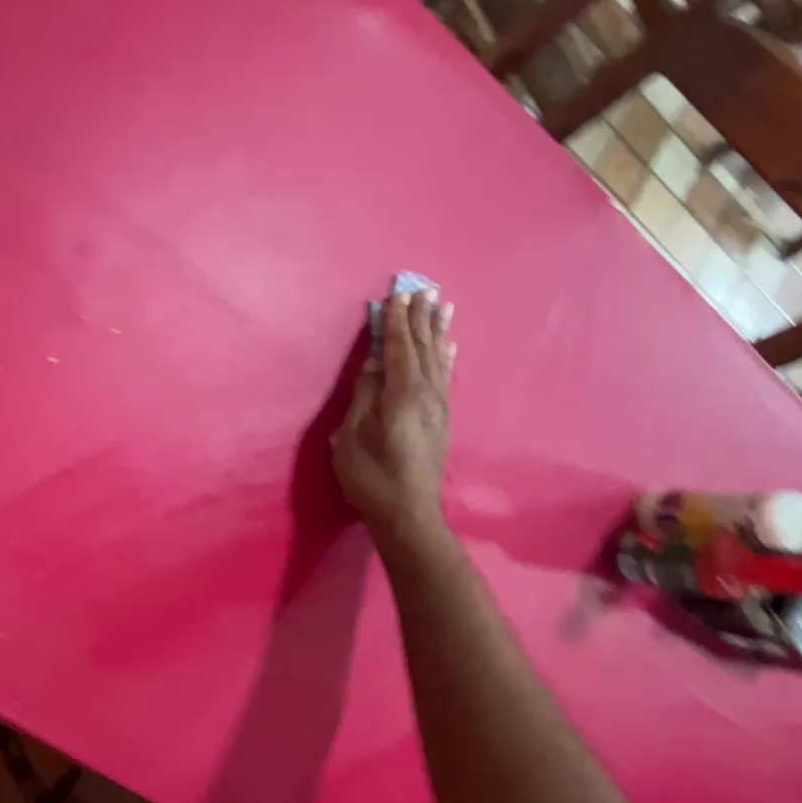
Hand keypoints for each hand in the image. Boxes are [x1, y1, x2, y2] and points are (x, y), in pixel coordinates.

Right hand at [332, 281, 454, 539]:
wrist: (407, 513)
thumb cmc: (371, 476)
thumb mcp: (352, 437)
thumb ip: (363, 397)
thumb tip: (374, 366)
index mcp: (402, 396)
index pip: (398, 350)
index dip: (396, 323)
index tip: (396, 296)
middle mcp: (427, 395)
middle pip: (423, 349)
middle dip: (420, 318)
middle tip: (423, 289)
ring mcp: (438, 407)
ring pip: (439, 359)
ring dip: (437, 331)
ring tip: (443, 306)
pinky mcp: (441, 420)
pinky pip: (445, 376)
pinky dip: (446, 357)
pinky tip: (450, 347)